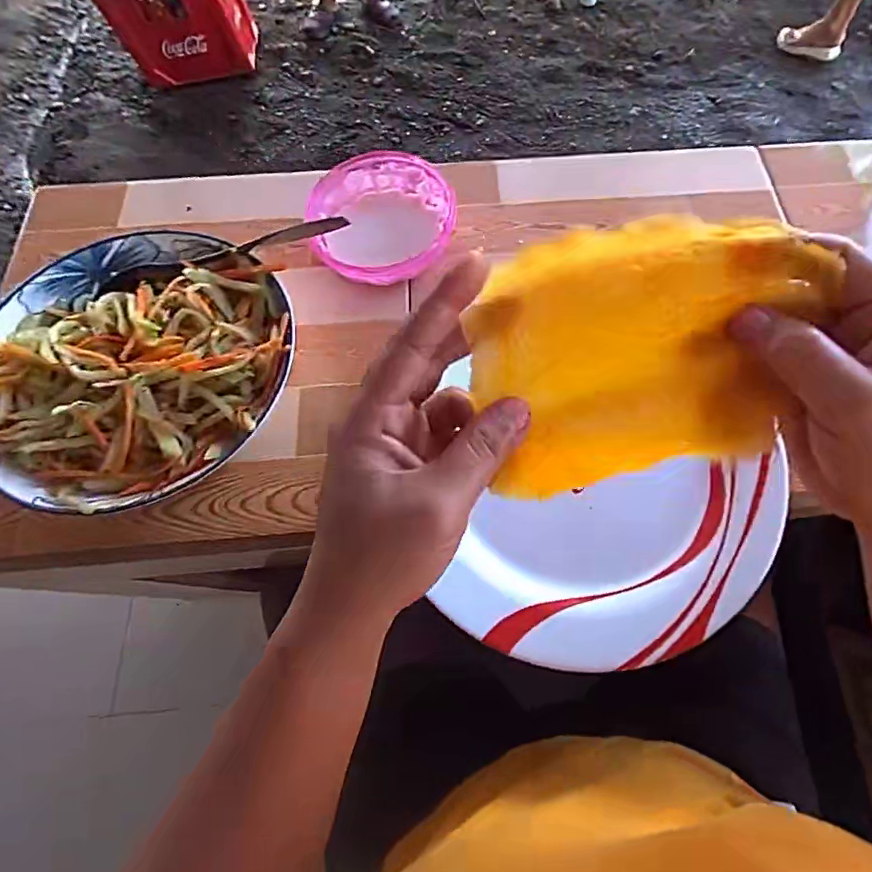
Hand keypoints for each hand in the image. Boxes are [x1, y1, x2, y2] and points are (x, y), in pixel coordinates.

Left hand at [296, 255, 528, 628]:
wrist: (351, 608)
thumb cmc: (384, 556)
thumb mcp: (440, 501)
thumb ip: (480, 449)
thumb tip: (520, 405)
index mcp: (373, 418)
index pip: (413, 347)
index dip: (445, 303)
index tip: (476, 263)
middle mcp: (380, 421)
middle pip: (425, 365)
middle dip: (464, 342)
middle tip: (508, 313)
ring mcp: (395, 445)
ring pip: (443, 405)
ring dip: (476, 408)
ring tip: (514, 413)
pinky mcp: (410, 468)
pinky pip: (448, 436)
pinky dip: (473, 437)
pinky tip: (498, 450)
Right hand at [729, 233, 871, 537]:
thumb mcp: (860, 405)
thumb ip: (803, 355)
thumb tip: (743, 315)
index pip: (839, 264)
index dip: (788, 253)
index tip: (733, 256)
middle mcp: (861, 330)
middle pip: (802, 294)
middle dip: (755, 293)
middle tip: (702, 295)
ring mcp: (831, 362)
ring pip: (780, 331)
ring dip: (743, 329)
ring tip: (694, 324)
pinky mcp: (808, 391)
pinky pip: (769, 365)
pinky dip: (741, 362)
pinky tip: (707, 358)